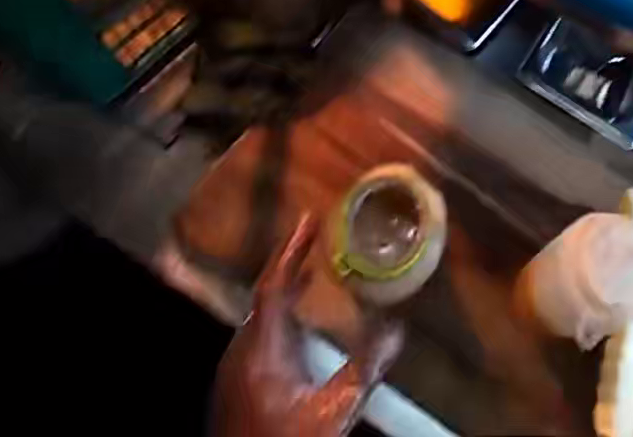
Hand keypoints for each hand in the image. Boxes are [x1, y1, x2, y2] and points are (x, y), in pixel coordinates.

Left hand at [211, 215, 404, 436]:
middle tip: (313, 234)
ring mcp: (234, 371)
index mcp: (260, 350)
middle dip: (289, 261)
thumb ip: (366, 368)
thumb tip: (398, 329)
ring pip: (260, 312)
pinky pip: (258, 331)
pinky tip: (296, 318)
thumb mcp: (334, 412)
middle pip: (264, 293)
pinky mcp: (236, 387)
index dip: (291, 249)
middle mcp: (241, 352)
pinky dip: (279, 311)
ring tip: (310, 268)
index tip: (310, 219)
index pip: (273, 284)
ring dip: (284, 285)